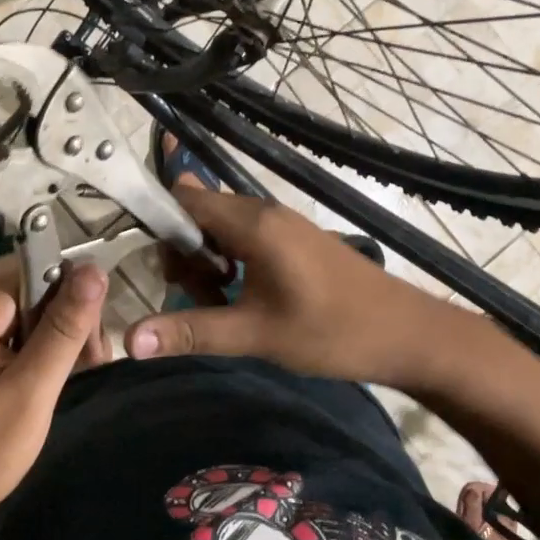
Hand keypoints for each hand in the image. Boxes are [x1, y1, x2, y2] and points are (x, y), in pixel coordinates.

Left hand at [0, 256, 108, 538]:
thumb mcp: (31, 391)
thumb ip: (64, 329)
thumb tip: (94, 270)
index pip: (40, 268)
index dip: (73, 301)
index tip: (91, 349)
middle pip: (29, 283)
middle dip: (63, 319)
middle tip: (83, 369)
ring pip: (18, 305)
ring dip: (47, 336)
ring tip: (61, 381)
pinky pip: (0, 327)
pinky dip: (25, 348)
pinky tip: (36, 383)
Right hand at [125, 185, 465, 389]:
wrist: (411, 336)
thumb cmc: (332, 332)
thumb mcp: (255, 335)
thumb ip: (190, 331)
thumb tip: (129, 340)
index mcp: (253, 223)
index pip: (183, 199)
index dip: (162, 229)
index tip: (165, 272)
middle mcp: (264, 211)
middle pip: (199, 213)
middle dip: (185, 252)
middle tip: (202, 297)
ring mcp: (283, 223)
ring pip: (221, 227)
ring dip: (208, 261)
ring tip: (223, 301)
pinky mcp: (295, 239)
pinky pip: (244, 237)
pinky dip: (232, 262)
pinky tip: (245, 297)